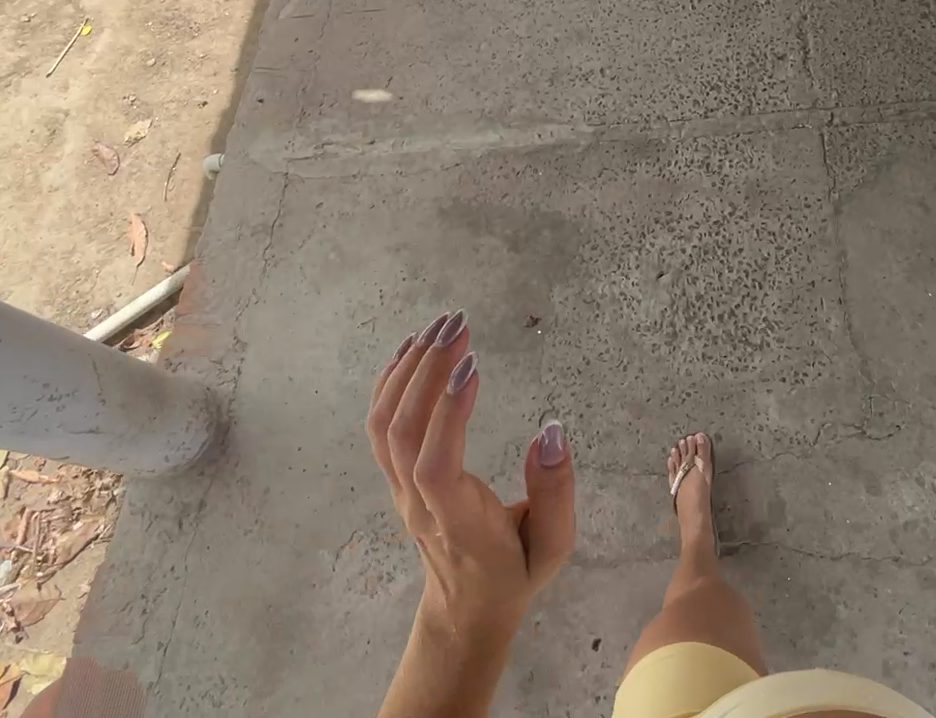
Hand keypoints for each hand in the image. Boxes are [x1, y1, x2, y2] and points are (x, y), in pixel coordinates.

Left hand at [367, 311, 575, 640]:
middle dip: (426, 371)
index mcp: (459, 522)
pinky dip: (391, 381)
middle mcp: (418, 503)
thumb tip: (552, 430)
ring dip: (407, 369)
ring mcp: (400, 490)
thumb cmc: (514, 573)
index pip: (436, 466)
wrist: (465, 611)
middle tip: (458, 324)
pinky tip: (413, 350)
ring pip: (382, 425)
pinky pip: (379, 427)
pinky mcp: (396, 478)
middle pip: (401, 433)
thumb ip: (556, 493)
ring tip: (439, 328)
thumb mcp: (554, 546)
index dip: (448, 415)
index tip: (473, 364)